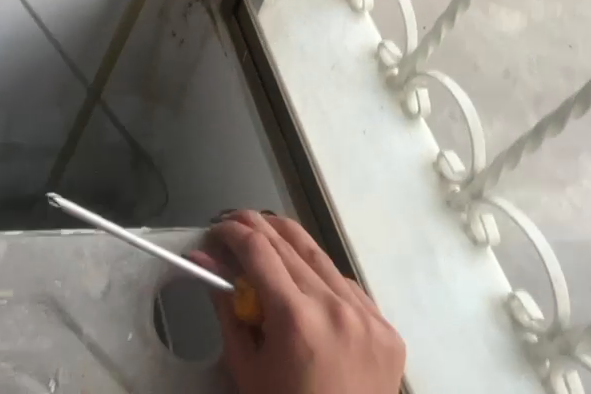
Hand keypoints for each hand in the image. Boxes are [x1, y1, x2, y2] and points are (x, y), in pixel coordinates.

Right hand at [196, 211, 404, 393]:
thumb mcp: (245, 366)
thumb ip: (226, 306)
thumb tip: (203, 259)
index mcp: (296, 319)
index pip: (257, 249)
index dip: (231, 231)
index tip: (215, 231)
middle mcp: (335, 308)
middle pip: (288, 242)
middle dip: (254, 226)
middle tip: (232, 224)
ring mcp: (367, 317)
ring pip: (319, 256)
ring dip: (287, 243)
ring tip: (264, 243)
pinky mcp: (387, 330)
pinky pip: (346, 285)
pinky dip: (320, 276)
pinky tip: (304, 285)